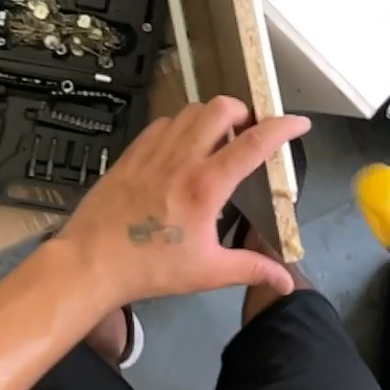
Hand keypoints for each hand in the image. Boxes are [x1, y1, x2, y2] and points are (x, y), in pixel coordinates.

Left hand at [48, 96, 308, 308]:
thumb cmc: (150, 268)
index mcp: (206, 185)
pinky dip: (182, 125)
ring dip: (213, 115)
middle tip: (250, 131)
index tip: (299, 123)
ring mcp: (154, 151)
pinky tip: (183, 147)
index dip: (283, 127)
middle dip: (244, 111)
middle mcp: (182, 158)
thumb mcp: (207, 272)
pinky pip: (163, 123)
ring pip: (191, 110)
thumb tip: (286, 281)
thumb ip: (251, 268)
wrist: (91, 262)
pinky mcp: (132, 153)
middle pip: (221, 108)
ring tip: (219, 138)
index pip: (254, 143)